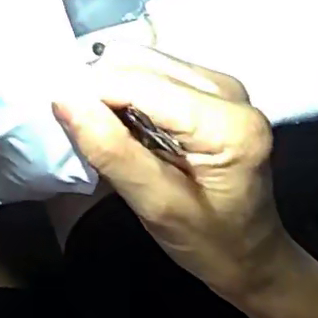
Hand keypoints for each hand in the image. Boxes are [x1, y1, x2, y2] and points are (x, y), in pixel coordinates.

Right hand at [52, 45, 297, 308]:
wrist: (252, 257)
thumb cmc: (211, 243)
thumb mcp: (157, 207)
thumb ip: (111, 151)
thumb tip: (64, 98)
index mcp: (226, 122)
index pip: (137, 83)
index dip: (92, 96)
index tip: (70, 126)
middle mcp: (226, 89)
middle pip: (135, 62)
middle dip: (102, 94)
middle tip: (98, 140)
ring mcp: (219, 82)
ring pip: (138, 59)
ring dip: (113, 93)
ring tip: (119, 137)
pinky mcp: (208, 83)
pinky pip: (149, 68)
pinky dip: (128, 93)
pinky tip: (134, 128)